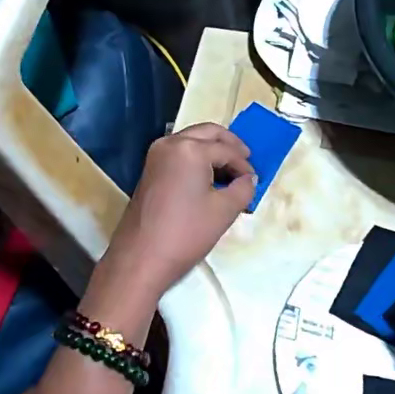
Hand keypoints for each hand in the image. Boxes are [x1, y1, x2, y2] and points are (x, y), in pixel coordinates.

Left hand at [97, 125, 255, 295]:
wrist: (140, 260)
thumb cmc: (186, 233)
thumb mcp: (224, 210)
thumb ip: (243, 188)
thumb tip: (248, 179)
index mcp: (190, 149)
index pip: (227, 150)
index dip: (244, 165)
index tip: (255, 180)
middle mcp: (170, 144)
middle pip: (208, 133)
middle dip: (229, 145)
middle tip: (246, 161)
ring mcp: (156, 156)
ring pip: (192, 141)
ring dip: (213, 151)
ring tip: (230, 173)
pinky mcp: (150, 170)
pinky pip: (180, 154)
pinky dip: (198, 159)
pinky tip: (210, 179)